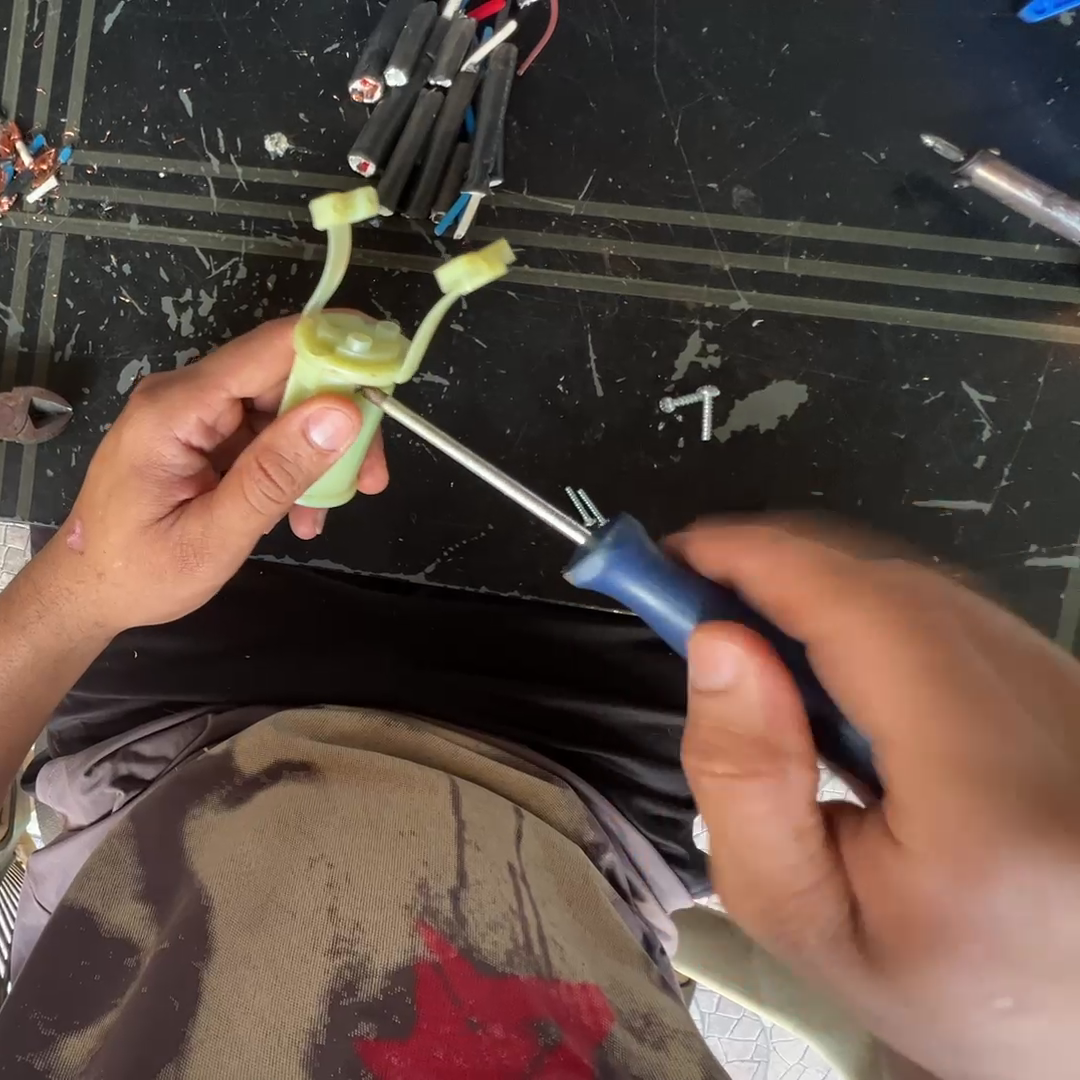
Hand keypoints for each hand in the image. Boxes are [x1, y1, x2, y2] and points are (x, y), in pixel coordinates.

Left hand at [31, 317, 388, 633]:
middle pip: (280, 377)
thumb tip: (345, 410)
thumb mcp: (214, 534)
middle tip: (367, 479)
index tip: (392, 379)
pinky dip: (281, 469)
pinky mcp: (192, 438)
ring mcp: (185, 416)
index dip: (338, 350)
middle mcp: (180, 396)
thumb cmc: (138, 574)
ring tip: (322, 514)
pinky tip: (294, 515)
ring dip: (310, 456)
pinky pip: (253, 436)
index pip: (271, 348)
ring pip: (274, 410)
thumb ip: (276, 473)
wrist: (86, 593)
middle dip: (333, 421)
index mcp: (175, 408)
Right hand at [673, 521, 1079, 1079]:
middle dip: (777, 564)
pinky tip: (809, 647)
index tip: (674, 551)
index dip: (767, 562)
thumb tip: (716, 643)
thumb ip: (737, 771)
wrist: (1072, 1032)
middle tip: (679, 583)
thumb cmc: (913, 978)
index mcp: (999, 806)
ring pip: (938, 598)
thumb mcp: (780, 898)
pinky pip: (963, 623)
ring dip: (818, 584)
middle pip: (908, 595)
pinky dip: (867, 610)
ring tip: (733, 617)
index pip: (878, 624)